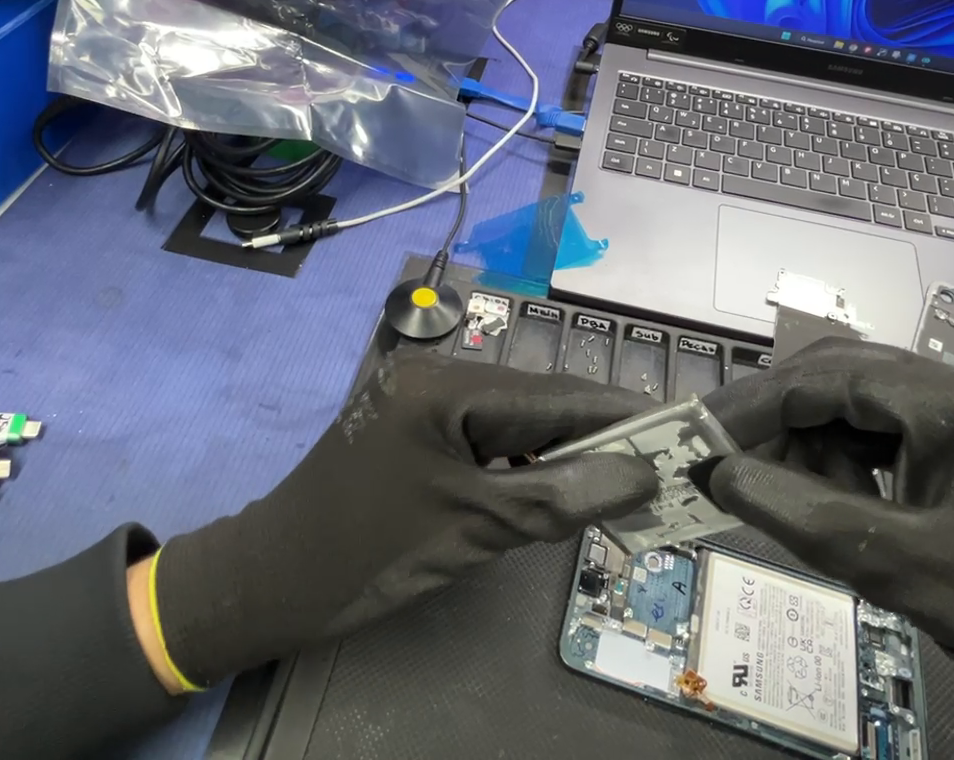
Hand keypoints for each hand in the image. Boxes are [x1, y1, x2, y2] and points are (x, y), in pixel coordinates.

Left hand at [147, 349, 657, 687]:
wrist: (273, 578)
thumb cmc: (369, 553)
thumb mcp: (474, 529)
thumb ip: (562, 496)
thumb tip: (643, 475)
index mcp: (444, 385)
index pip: (552, 393)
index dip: (619, 415)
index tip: (680, 429)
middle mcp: (435, 375)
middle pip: (535, 400)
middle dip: (594, 434)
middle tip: (657, 464)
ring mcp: (421, 397)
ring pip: (512, 418)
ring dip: (561, 448)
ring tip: (618, 478)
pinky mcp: (415, 424)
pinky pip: (483, 434)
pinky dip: (522, 459)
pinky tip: (553, 483)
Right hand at [701, 338, 953, 759]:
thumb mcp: (907, 571)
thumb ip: (801, 514)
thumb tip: (718, 474)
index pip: (834, 375)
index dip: (758, 402)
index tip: (702, 435)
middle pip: (848, 380)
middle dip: (783, 420)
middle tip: (730, 461)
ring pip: (868, 410)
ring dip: (818, 447)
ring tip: (792, 498)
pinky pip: (898, 441)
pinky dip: (855, 467)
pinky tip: (840, 504)